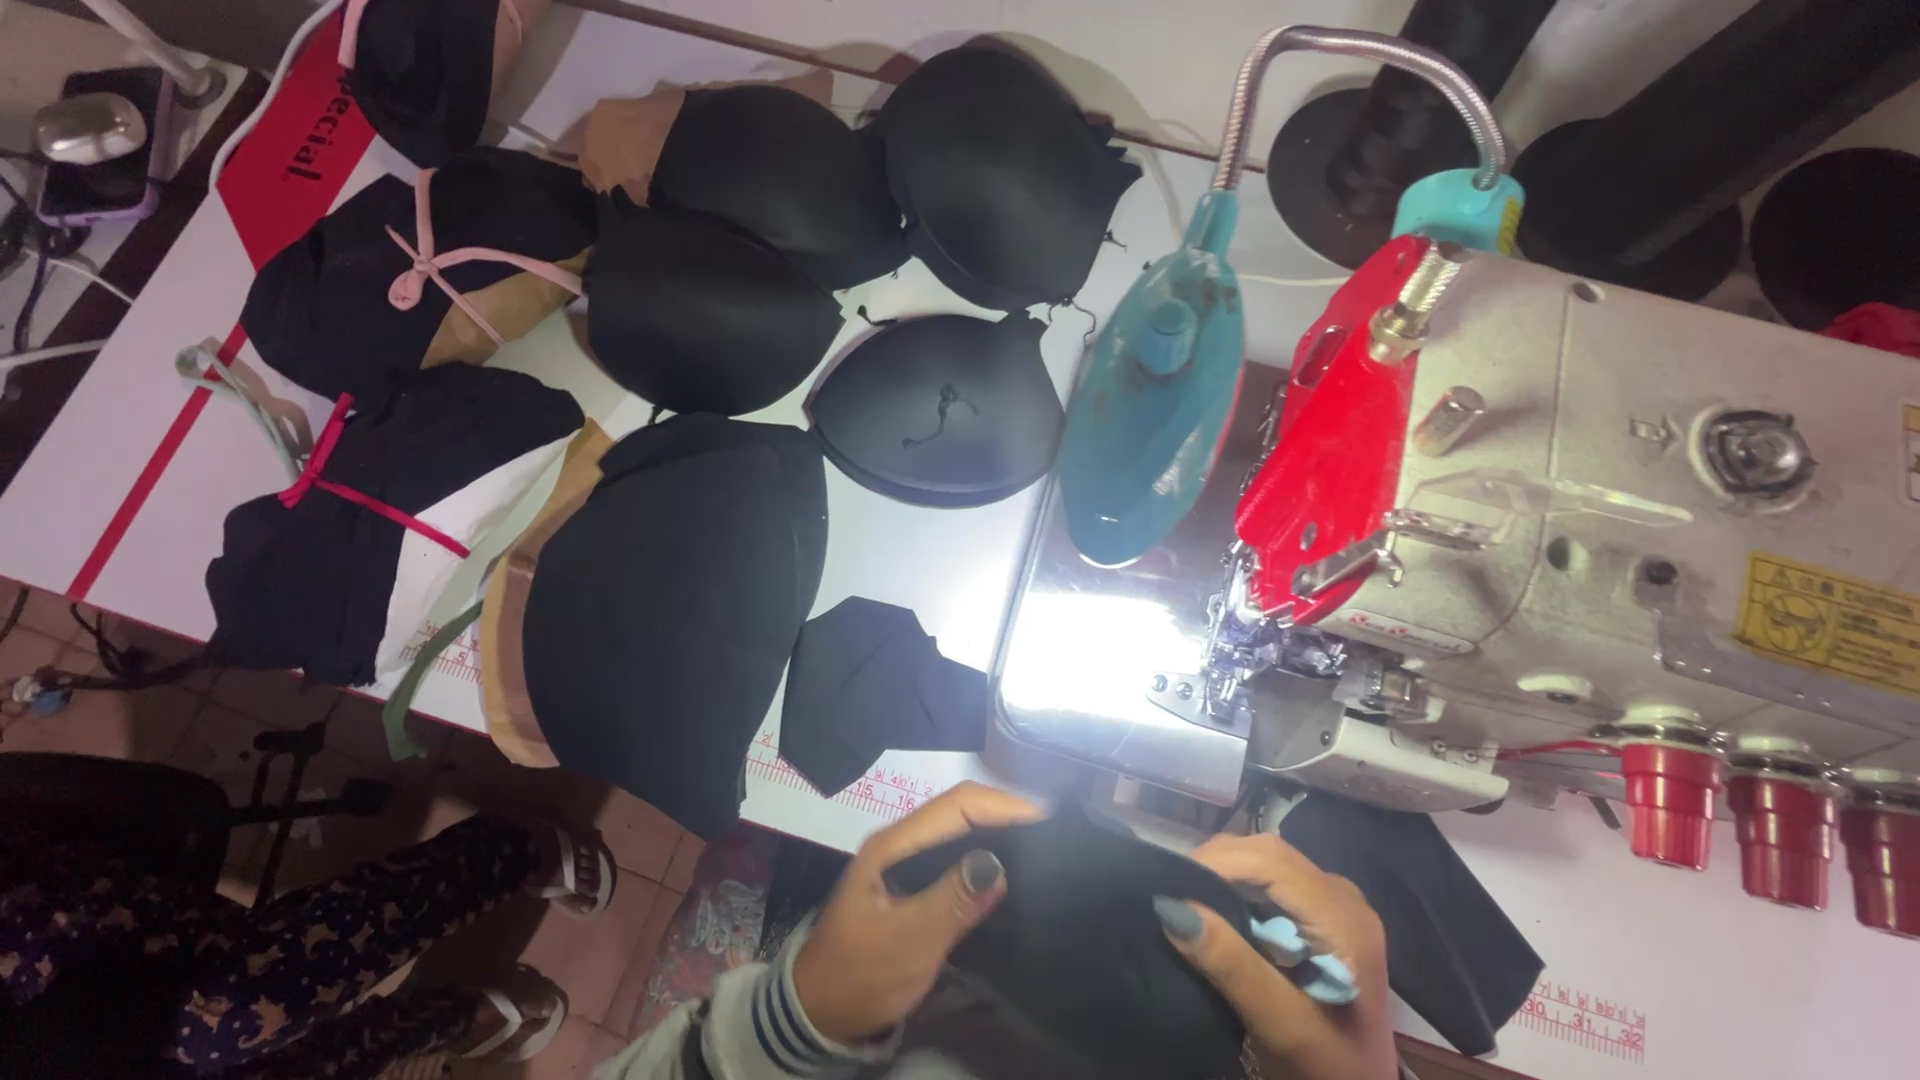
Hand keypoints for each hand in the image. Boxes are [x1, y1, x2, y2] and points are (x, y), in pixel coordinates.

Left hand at [792, 781, 1044, 1043]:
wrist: (818, 1012)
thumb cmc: (859, 976)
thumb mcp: (908, 943)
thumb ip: (951, 901)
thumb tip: (1000, 863)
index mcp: (894, 845)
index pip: (957, 805)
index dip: (1004, 806)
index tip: (1048, 823)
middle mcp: (902, 842)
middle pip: (962, 810)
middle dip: (1008, 815)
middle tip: (1055, 837)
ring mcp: (907, 861)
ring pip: (962, 831)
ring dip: (1000, 835)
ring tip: (1044, 851)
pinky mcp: (916, 883)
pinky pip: (957, 857)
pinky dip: (987, 858)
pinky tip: (1012, 875)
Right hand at [1155, 834, 1395, 1079]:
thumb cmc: (1328, 1067)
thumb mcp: (1281, 1024)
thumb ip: (1232, 966)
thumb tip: (1171, 906)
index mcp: (1344, 920)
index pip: (1272, 862)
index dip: (1217, 863)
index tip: (1169, 882)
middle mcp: (1343, 898)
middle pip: (1269, 855)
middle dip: (1216, 863)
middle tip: (1170, 889)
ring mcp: (1334, 905)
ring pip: (1267, 862)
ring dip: (1223, 873)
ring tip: (1185, 896)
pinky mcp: (1321, 916)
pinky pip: (1271, 882)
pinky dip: (1236, 887)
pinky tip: (1214, 908)